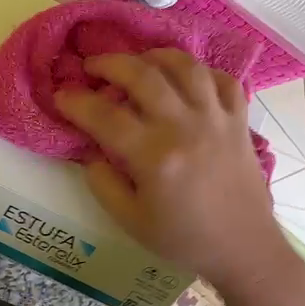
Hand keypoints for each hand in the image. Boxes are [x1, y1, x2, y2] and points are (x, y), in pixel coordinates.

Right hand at [54, 49, 288, 285]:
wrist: (243, 248)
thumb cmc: (183, 239)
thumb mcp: (130, 221)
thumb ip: (103, 183)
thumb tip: (92, 151)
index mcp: (154, 157)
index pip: (105, 116)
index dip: (76, 101)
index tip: (61, 95)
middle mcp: (185, 127)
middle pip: (142, 75)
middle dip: (109, 63)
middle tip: (92, 67)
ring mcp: (217, 119)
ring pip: (185, 66)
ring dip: (154, 56)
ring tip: (138, 62)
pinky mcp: (239, 121)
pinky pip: (222, 79)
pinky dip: (200, 72)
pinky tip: (183, 80)